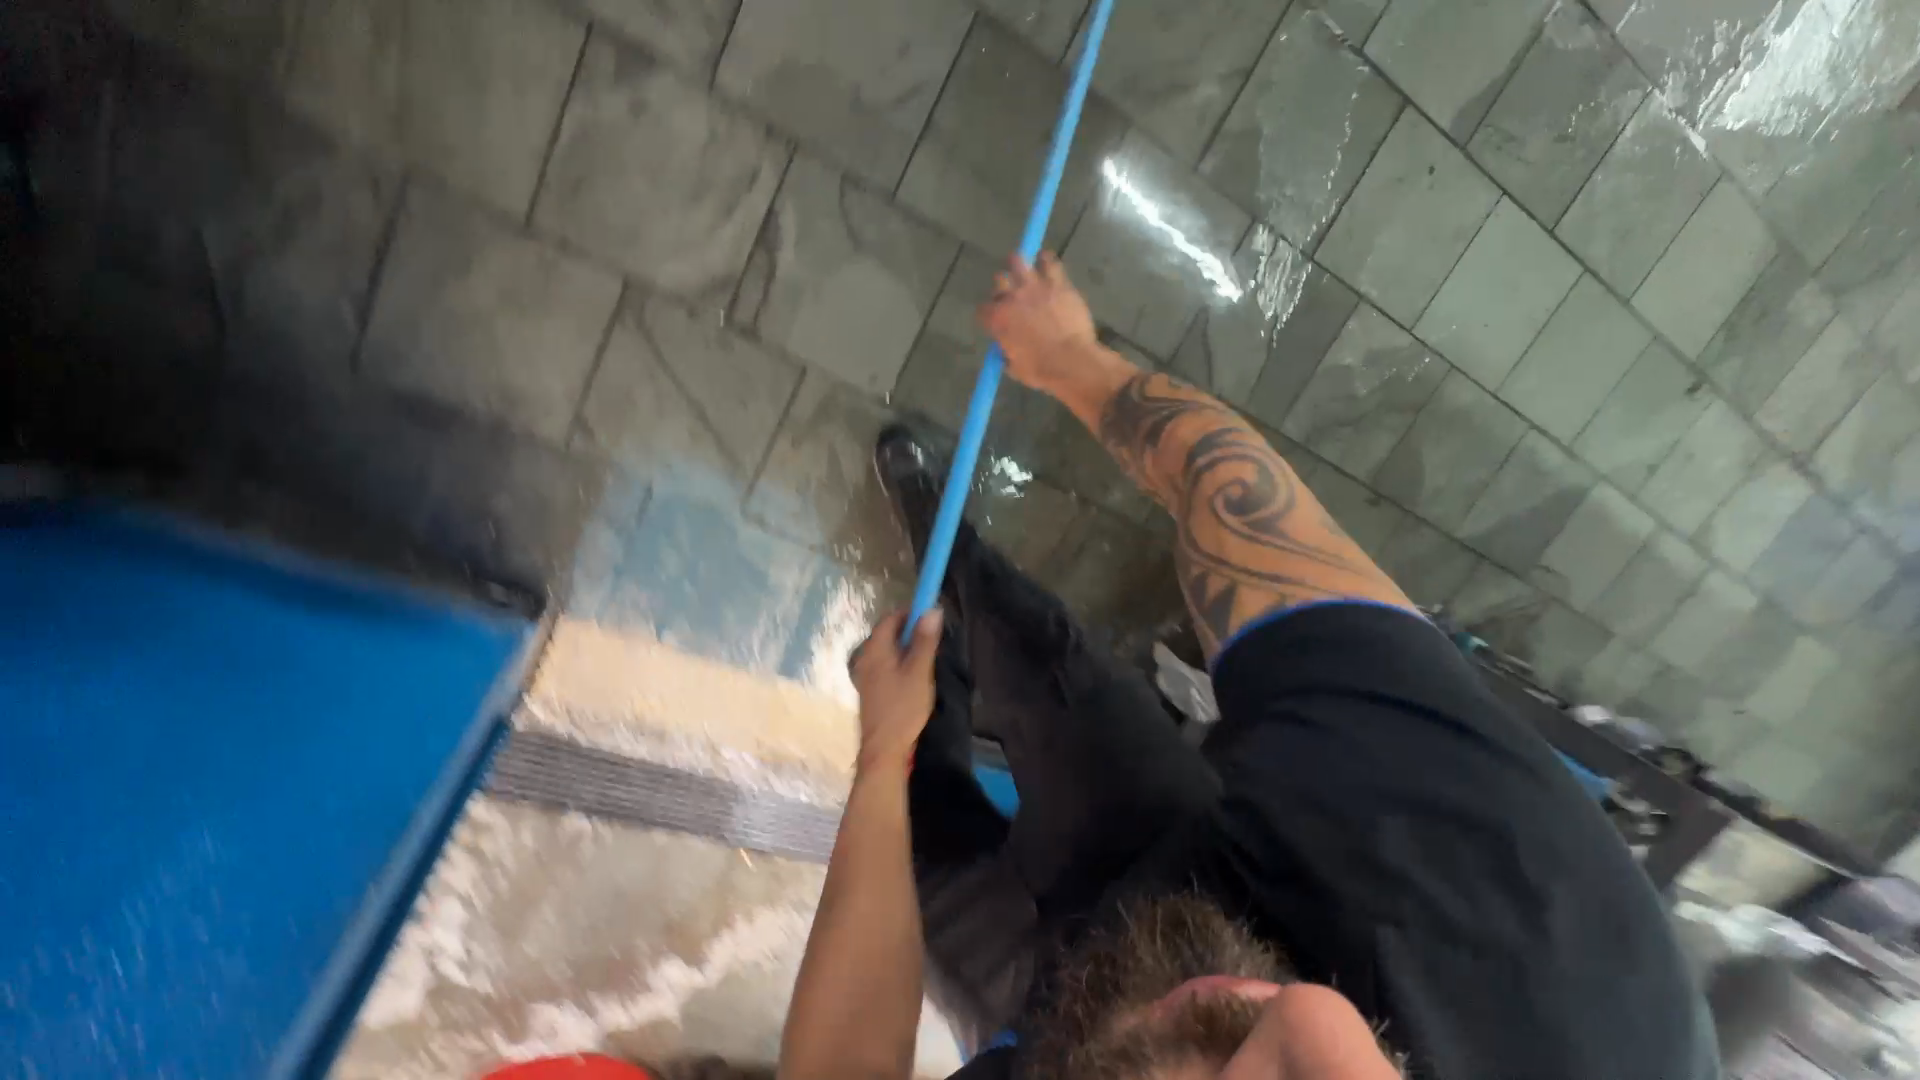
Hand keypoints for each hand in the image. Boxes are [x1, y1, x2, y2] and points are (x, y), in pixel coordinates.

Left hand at [849, 609, 943, 773]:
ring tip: (926, 661)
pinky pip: (884, 664)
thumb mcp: (919, 672)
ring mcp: (865, 674)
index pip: (890, 618)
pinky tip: (913, 677)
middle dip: (910, 631)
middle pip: (887, 633)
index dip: (910, 613)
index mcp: (875, 650)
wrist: (883, 748)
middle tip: (932, 642)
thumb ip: (925, 641)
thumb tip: (932, 610)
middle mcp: (865, 658)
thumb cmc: (903, 709)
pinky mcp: (869, 688)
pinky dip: (899, 662)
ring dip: (906, 648)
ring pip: (887, 650)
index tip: (930, 618)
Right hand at [977, 253, 1111, 395]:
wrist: (1071, 361)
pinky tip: (1046, 261)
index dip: (988, 314)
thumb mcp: (1014, 368)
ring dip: (1019, 263)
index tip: (994, 319)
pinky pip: (1050, 262)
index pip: (983, 310)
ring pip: (1019, 261)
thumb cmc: (1040, 370)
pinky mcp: (1057, 283)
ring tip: (1024, 268)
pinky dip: (1046, 260)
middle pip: (999, 280)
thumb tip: (1008, 350)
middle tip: (1011, 294)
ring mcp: (1035, 287)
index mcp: (998, 320)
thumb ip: (1007, 353)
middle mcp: (1012, 298)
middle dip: (1003, 287)